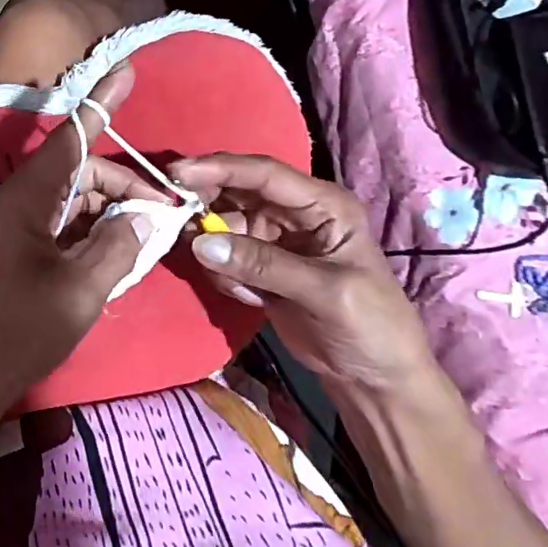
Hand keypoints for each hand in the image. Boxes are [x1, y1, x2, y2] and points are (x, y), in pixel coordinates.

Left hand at [0, 66, 168, 417]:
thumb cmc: (23, 332)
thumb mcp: (82, 290)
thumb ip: (118, 245)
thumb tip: (142, 218)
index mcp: (25, 200)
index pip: (70, 139)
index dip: (101, 103)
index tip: (127, 68)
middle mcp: (16, 202)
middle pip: (79, 172)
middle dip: (123, 184)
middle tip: (166, 212)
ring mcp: (14, 225)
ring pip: (73, 198)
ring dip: (111, 209)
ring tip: (150, 232)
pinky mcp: (16, 247)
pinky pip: (62, 222)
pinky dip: (92, 229)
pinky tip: (120, 247)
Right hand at [170, 153, 436, 396]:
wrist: (373, 378)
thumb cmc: (370, 326)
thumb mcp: (324, 292)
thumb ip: (263, 264)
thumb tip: (200, 242)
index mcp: (323, 204)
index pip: (264, 173)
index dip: (220, 168)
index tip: (177, 173)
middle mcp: (295, 213)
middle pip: (235, 191)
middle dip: (206, 205)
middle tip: (174, 220)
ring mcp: (274, 238)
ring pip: (222, 225)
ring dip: (215, 250)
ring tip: (241, 289)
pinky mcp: (258, 265)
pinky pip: (222, 255)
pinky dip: (223, 274)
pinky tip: (250, 299)